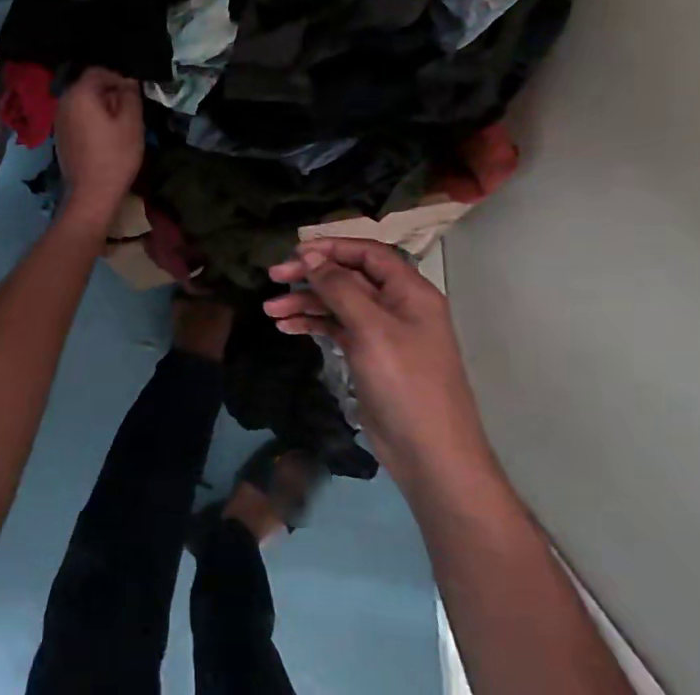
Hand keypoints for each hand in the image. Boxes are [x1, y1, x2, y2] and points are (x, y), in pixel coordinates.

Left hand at [54, 67, 143, 227]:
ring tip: (119, 123)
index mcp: (79, 94)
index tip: (134, 93)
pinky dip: (91, 119)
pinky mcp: (61, 137)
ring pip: (83, 103)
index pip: (98, 71)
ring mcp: (59, 121)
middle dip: (109, 92)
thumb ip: (130, 95)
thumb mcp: (131, 122)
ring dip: (101, 107)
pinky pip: (78, 118)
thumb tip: (127, 82)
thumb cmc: (115, 156)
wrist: (91, 194)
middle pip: (88, 86)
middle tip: (129, 108)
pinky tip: (105, 136)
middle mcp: (64, 102)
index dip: (118, 77)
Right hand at [265, 239, 492, 478]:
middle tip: (273, 277)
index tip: (294, 253)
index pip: (367, 254)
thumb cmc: (405, 383)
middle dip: (312, 275)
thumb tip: (311, 257)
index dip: (331, 248)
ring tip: (270, 310)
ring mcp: (383, 332)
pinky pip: (338, 329)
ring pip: (339, 304)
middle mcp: (397, 305)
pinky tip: (287, 327)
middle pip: (349, 277)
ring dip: (306, 303)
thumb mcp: (371, 329)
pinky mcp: (369, 356)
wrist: (429, 452)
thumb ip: (340, 288)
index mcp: (409, 291)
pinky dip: (313, 325)